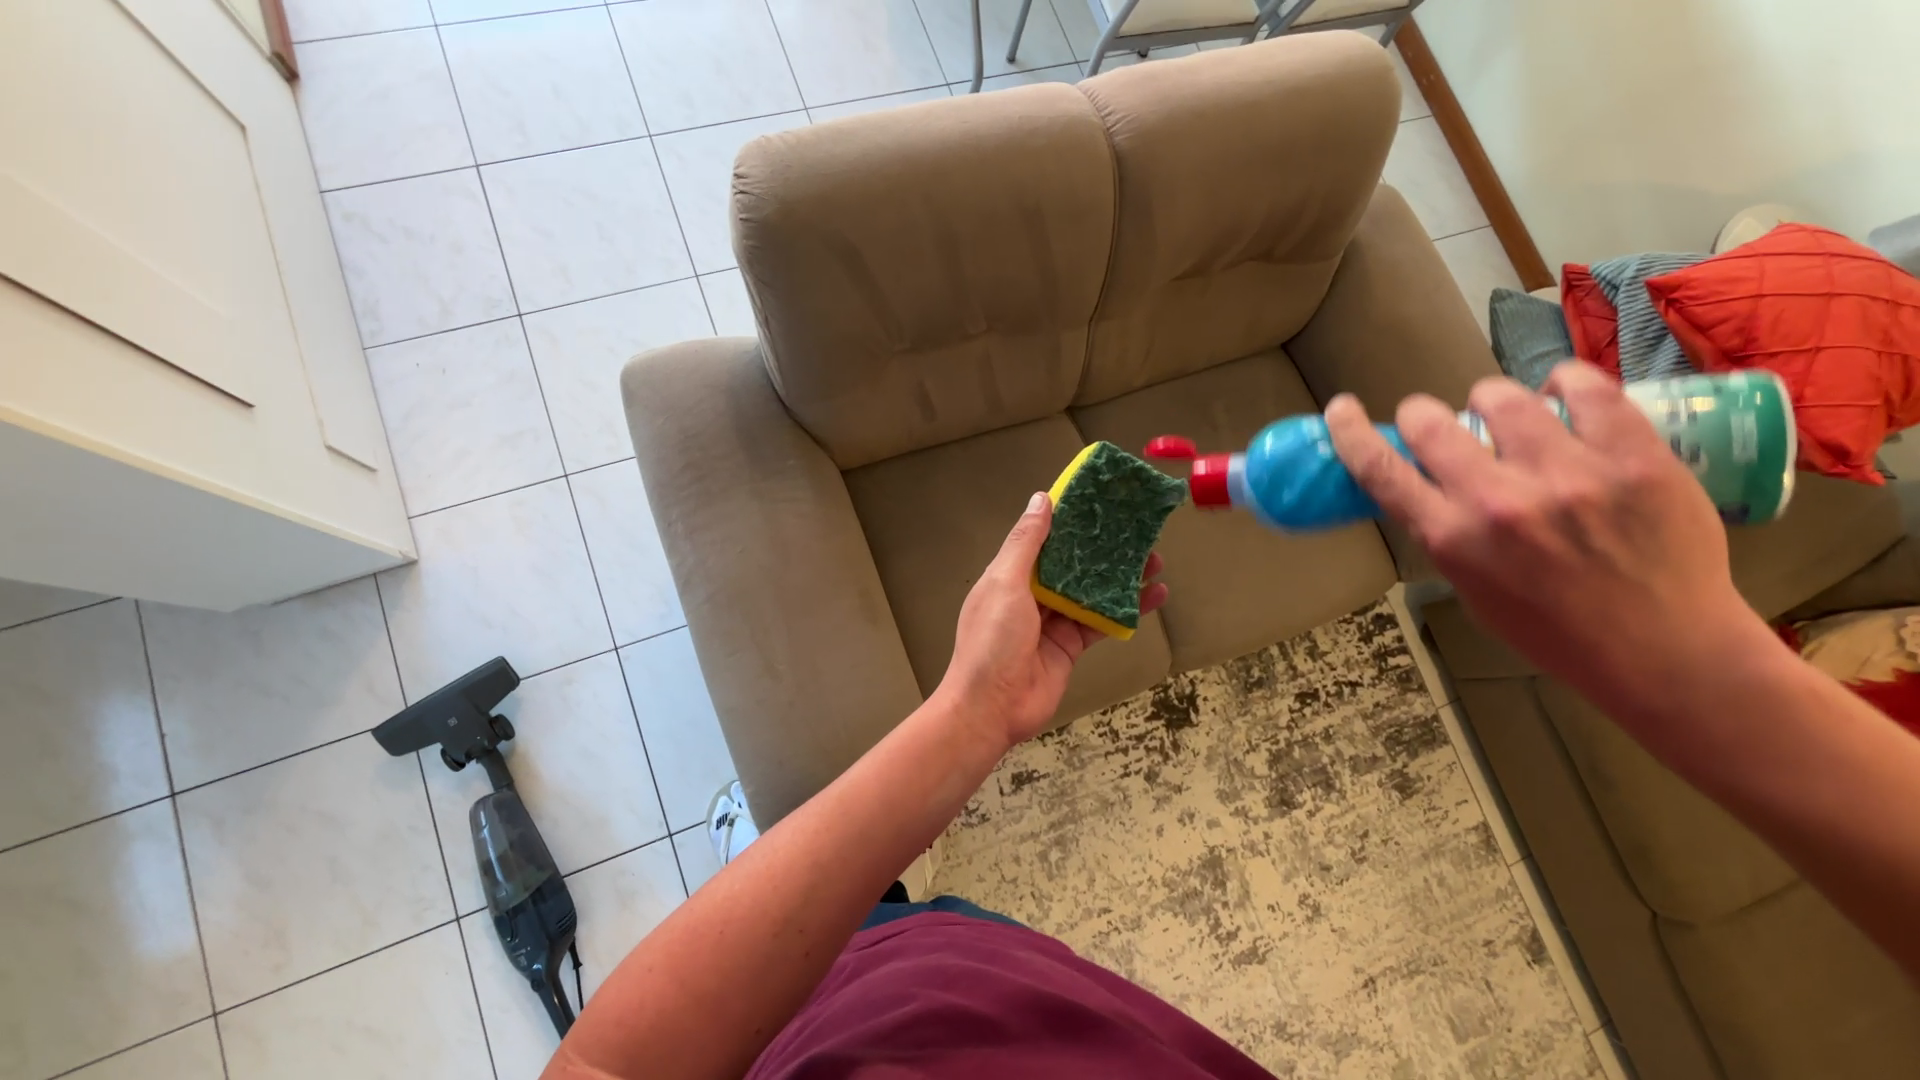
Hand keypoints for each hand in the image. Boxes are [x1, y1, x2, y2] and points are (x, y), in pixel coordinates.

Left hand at [933, 492, 1168, 751]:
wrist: (991, 708)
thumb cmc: (992, 641)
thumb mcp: (1004, 584)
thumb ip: (1026, 543)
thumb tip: (1042, 499)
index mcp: (1010, 574)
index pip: (1044, 538)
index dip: (1070, 519)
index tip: (1100, 500)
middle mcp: (1032, 594)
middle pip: (1073, 564)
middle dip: (1103, 548)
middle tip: (1139, 531)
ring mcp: (1053, 621)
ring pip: (1092, 591)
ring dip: (1122, 576)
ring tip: (1156, 559)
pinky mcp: (1072, 646)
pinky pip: (1103, 621)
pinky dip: (1128, 609)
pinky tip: (1155, 595)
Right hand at [1324, 362, 1767, 725]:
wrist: (1665, 651)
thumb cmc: (1556, 632)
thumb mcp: (1473, 590)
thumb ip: (1449, 535)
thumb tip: (1433, 487)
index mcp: (1452, 539)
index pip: (1379, 468)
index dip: (1351, 431)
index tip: (1343, 408)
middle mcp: (1497, 501)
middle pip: (1431, 421)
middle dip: (1425, 414)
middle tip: (1444, 423)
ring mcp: (1567, 474)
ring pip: (1501, 396)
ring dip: (1492, 401)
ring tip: (1514, 414)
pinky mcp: (1632, 456)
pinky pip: (1586, 387)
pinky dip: (1565, 383)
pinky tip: (1564, 393)